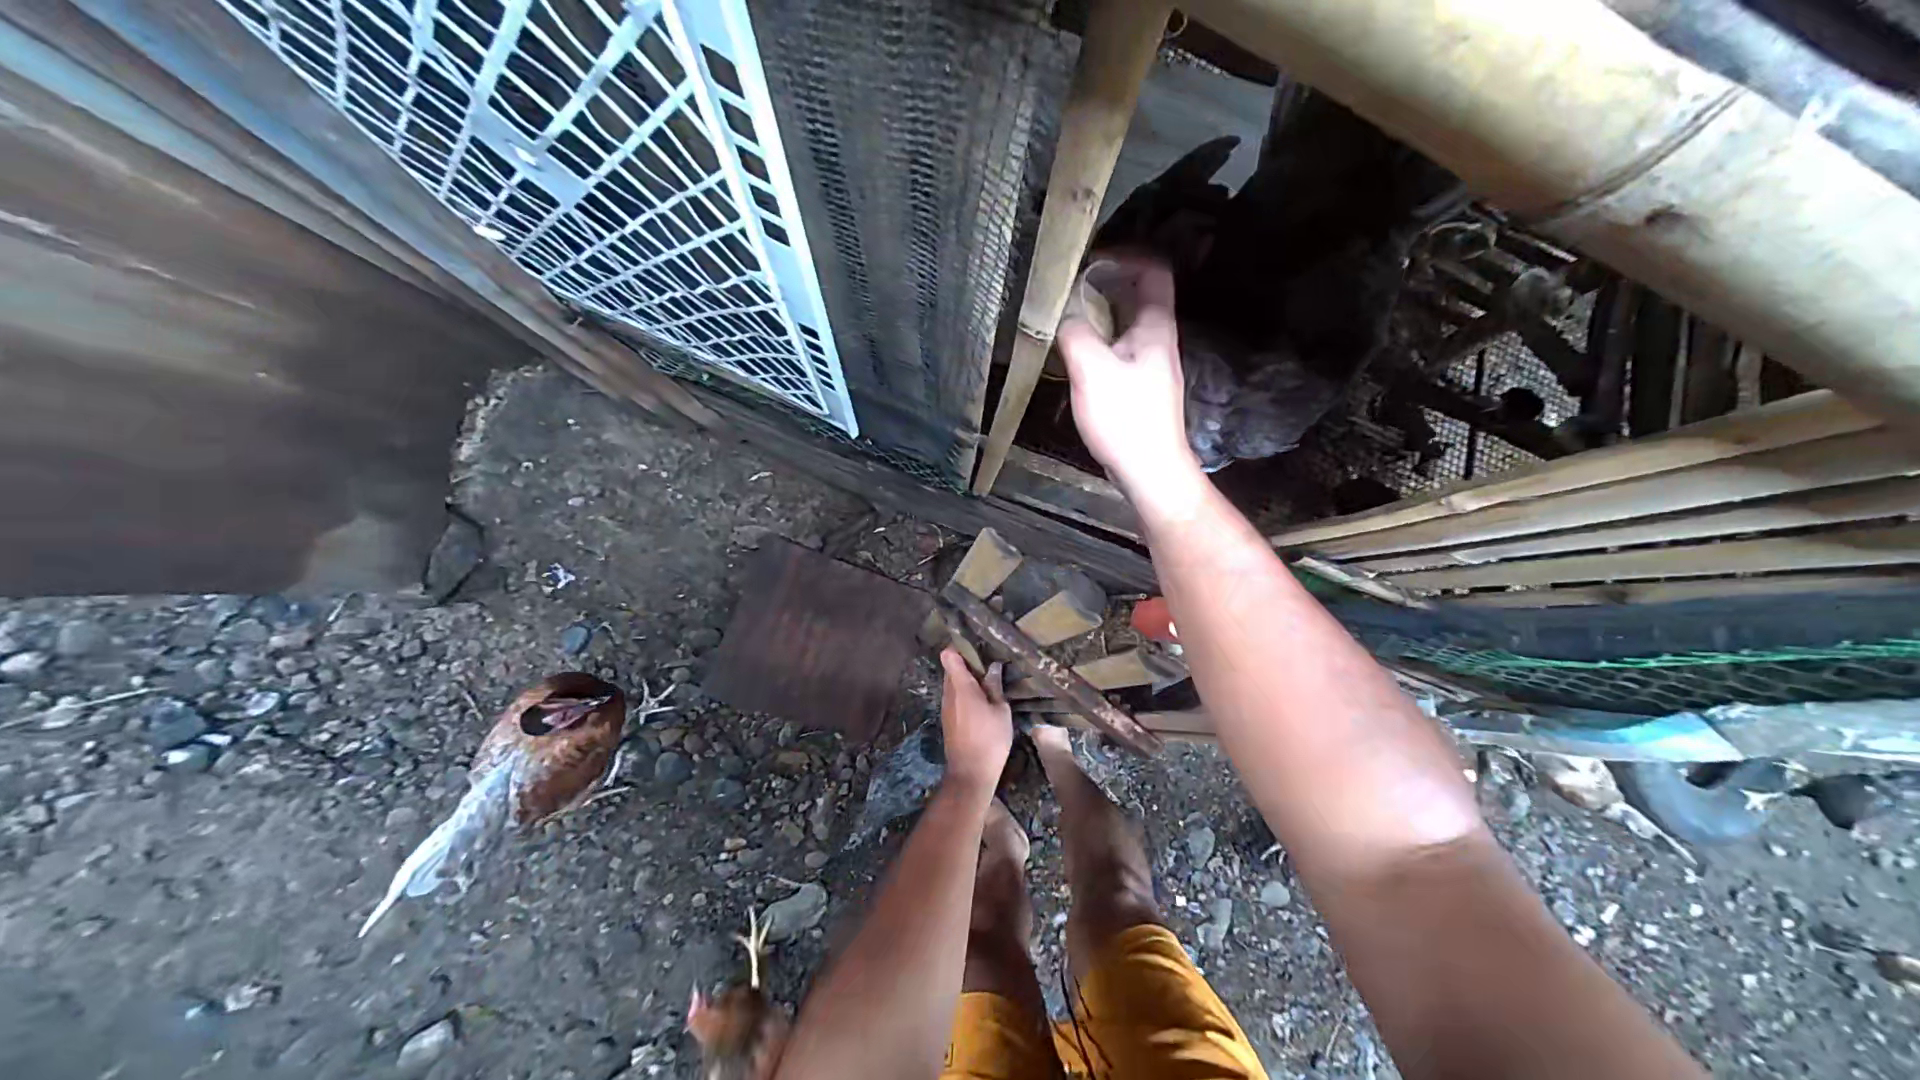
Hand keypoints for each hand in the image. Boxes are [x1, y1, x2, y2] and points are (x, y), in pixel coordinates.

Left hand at [937, 649, 1011, 794]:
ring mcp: (946, 707)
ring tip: (988, 680)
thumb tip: (993, 666)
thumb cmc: (990, 739)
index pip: (949, 656)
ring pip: (952, 683)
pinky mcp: (948, 718)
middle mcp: (948, 693)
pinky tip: (982, 699)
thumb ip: (995, 686)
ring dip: (966, 678)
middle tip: (988, 662)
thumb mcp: (1001, 711)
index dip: (959, 646)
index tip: (976, 644)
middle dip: (966, 662)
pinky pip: (954, 696)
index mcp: (961, 687)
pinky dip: (965, 692)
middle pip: (950, 668)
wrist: (970, 773)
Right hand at [1056, 256, 1205, 512]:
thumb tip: (1061, 314)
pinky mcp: (1141, 387)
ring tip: (1067, 316)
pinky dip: (1099, 340)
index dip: (1125, 255)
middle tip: (1069, 287)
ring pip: (1127, 323)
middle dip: (1105, 284)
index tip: (1090, 261)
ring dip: (1100, 313)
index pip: (1154, 270)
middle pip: (1138, 295)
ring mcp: (1151, 365)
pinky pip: (1120, 349)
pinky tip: (1076, 354)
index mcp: (1155, 327)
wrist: (1150, 471)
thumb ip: (1074, 333)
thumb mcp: (1092, 370)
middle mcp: (1158, 340)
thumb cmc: (1126, 419)